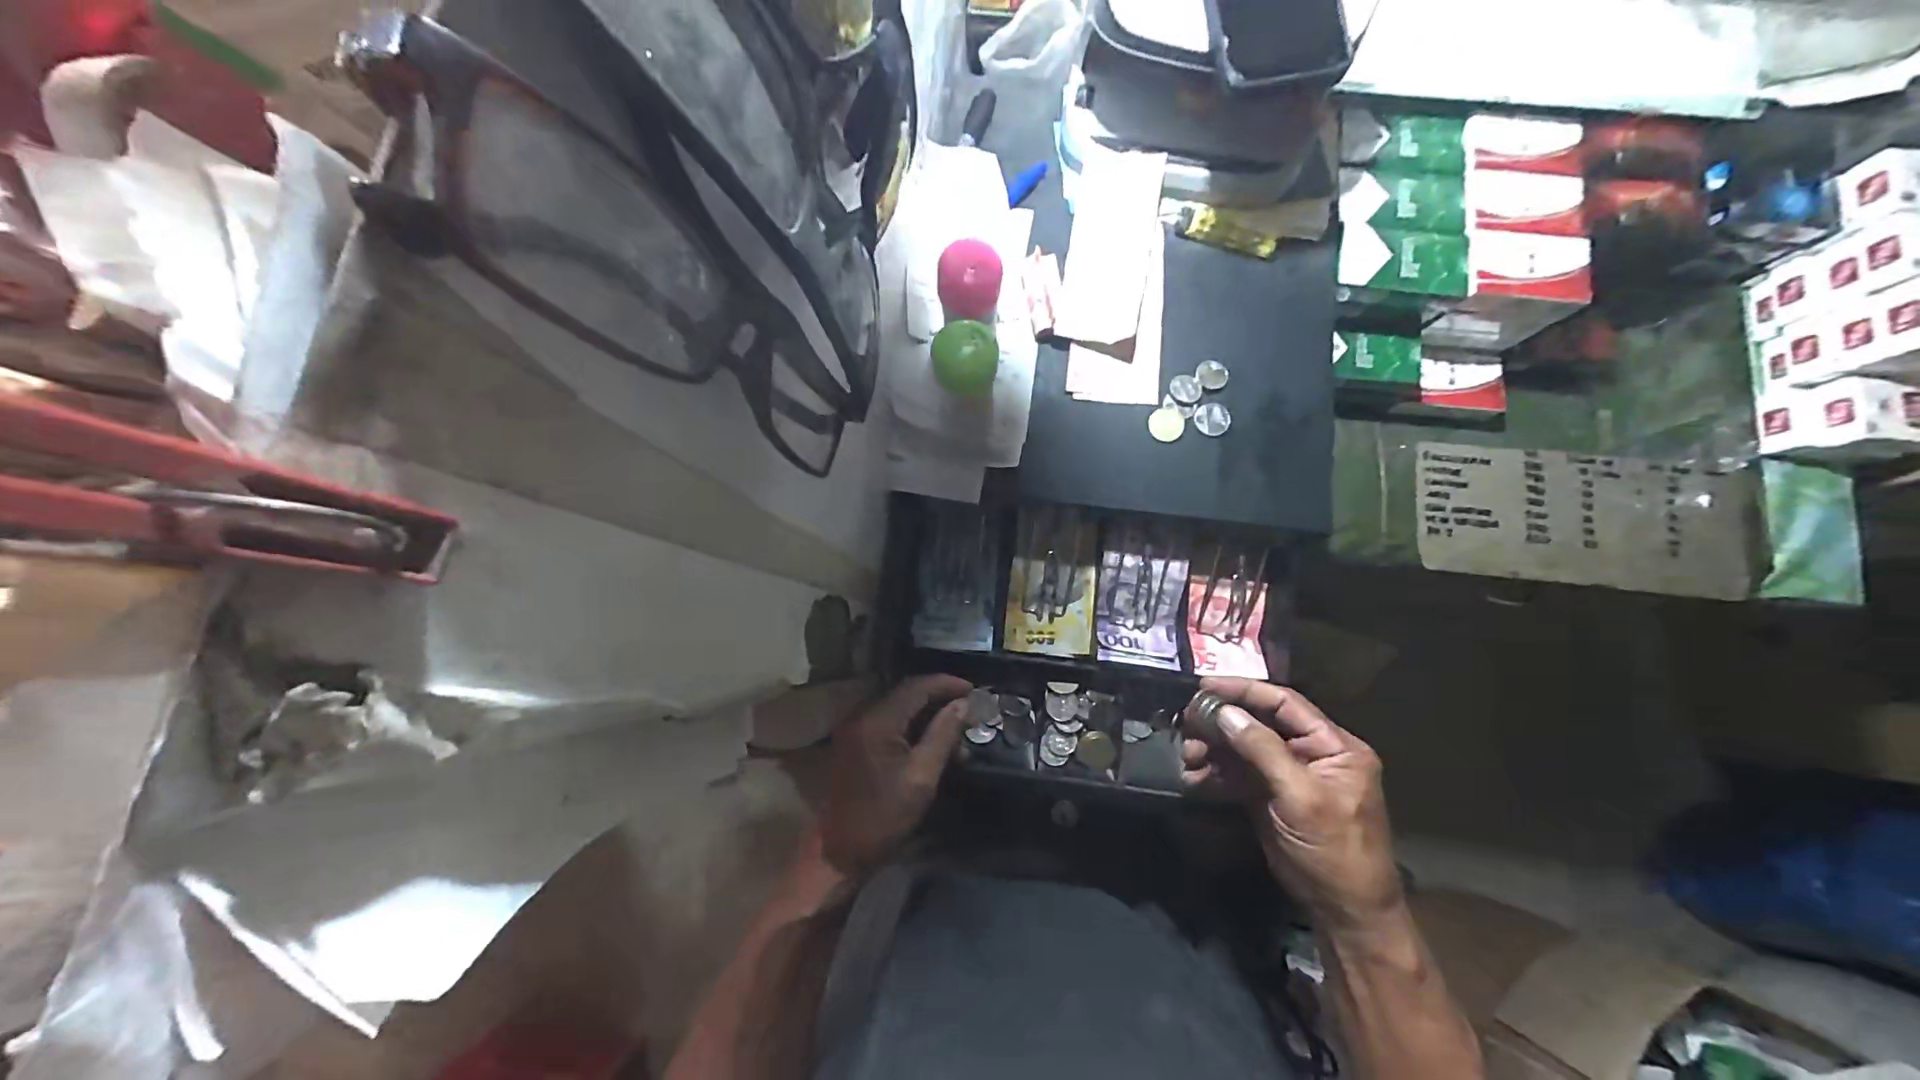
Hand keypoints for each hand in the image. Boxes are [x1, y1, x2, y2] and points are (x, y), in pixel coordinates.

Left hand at [817, 674, 972, 875]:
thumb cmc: (884, 817)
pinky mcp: (854, 742)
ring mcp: (854, 728)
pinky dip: (911, 726)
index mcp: (877, 721)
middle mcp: (861, 715)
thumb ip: (943, 734)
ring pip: (898, 707)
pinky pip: (888, 722)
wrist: (839, 851)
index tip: (974, 690)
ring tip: (956, 731)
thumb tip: (963, 704)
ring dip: (927, 714)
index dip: (947, 683)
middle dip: (940, 698)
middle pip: (906, 693)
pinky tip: (932, 741)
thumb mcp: (921, 776)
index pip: (916, 686)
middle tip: (969, 710)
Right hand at [1181, 677, 1402, 928]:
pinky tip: (1194, 777)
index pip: (1285, 704)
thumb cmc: (1335, 852)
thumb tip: (1225, 712)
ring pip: (1242, 747)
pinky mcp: (1268, 796)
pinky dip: (1214, 773)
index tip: (1205, 685)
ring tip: (1188, 756)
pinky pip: (1236, 773)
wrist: (1344, 912)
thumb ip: (1263, 750)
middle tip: (1187, 723)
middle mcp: (1310, 753)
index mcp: (1333, 746)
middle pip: (1259, 722)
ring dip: (1212, 748)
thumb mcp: (1302, 797)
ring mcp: (1287, 775)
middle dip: (1221, 722)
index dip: (1245, 691)